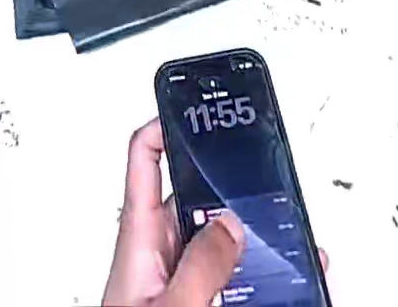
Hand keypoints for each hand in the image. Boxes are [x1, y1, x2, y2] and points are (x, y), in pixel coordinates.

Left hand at [103, 119, 245, 306]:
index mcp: (137, 234)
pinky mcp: (179, 292)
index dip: (166, 124)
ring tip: (260, 218)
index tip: (196, 110)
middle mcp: (150, 246)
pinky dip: (230, 252)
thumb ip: (201, 265)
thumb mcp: (171, 306)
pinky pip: (209, 258)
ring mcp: (165, 270)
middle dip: (214, 176)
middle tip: (249, 168)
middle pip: (183, 186)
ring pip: (201, 225)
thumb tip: (231, 223)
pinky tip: (251, 261)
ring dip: (226, 220)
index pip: (144, 154)